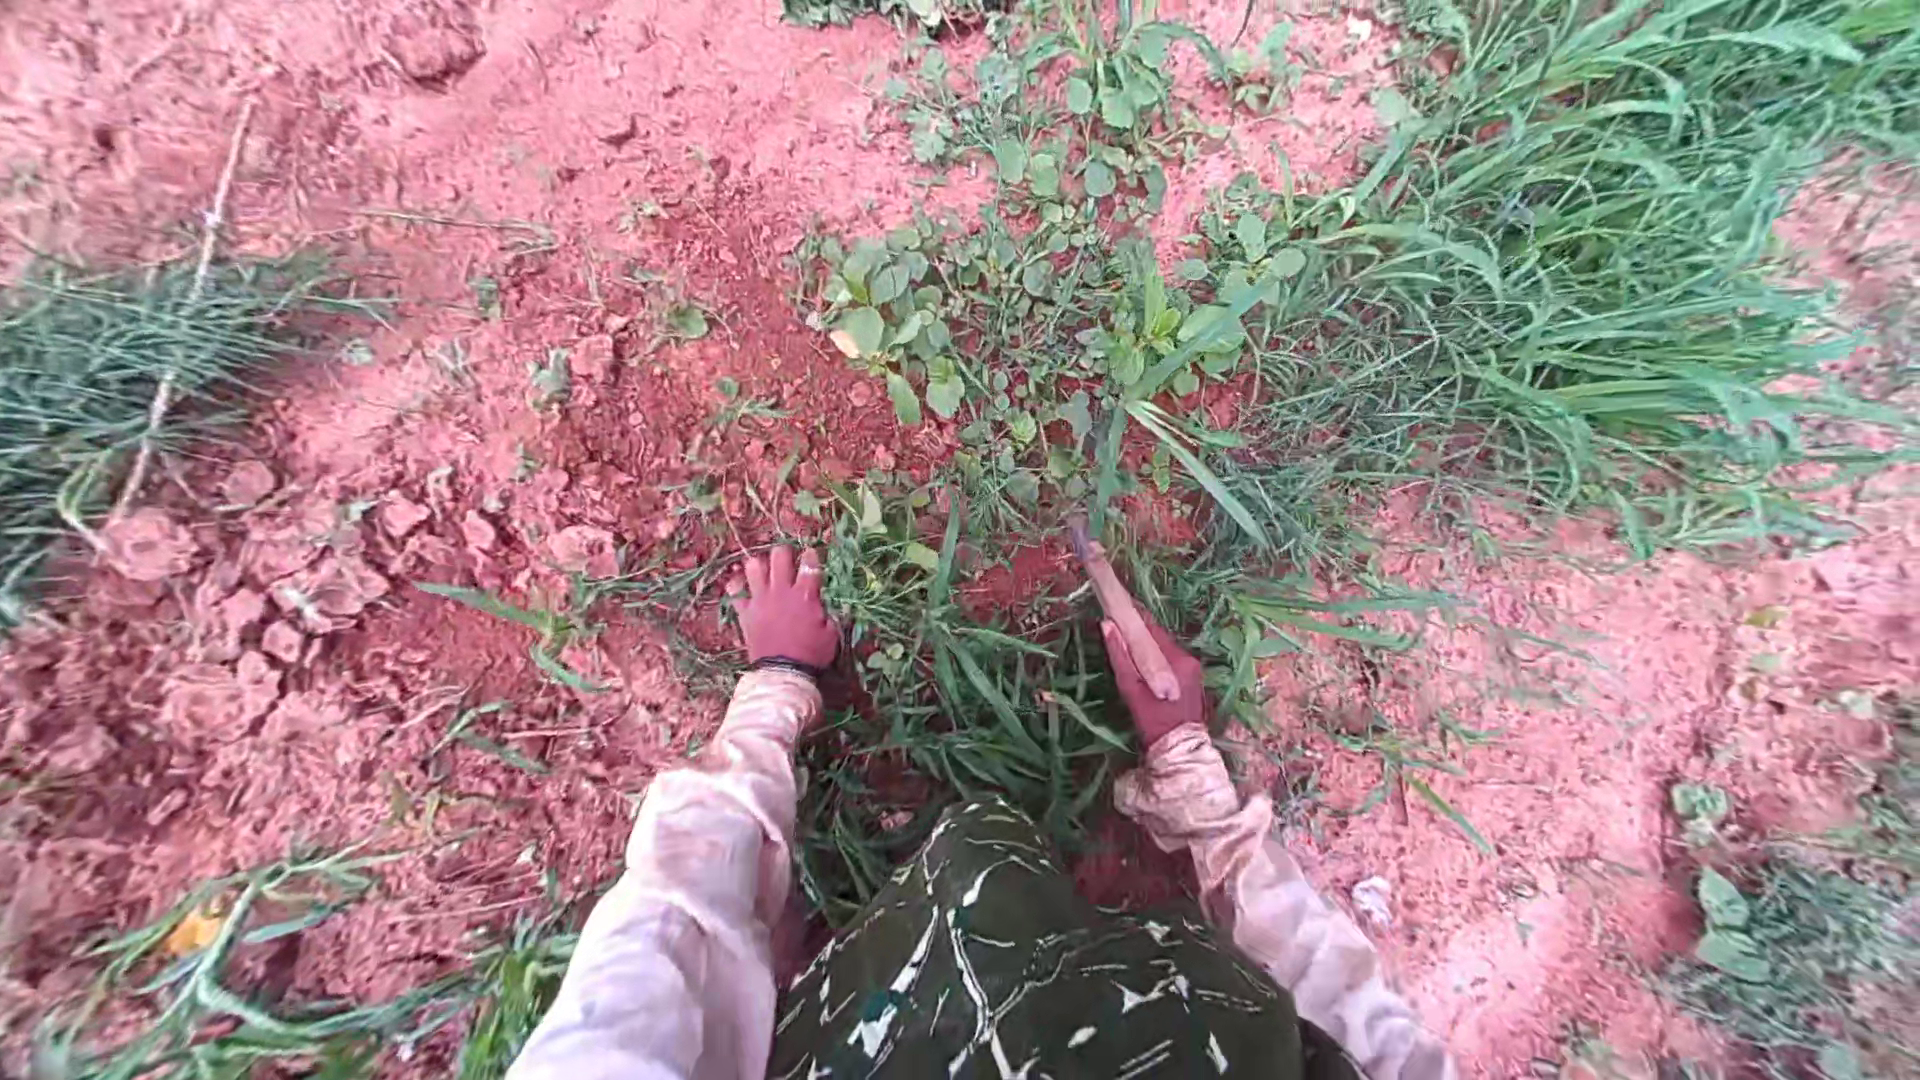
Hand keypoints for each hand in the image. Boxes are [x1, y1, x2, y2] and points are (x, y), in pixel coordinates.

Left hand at [727, 545, 837, 669]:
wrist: (783, 672)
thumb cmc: (811, 654)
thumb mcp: (831, 634)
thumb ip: (833, 615)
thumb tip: (834, 605)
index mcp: (805, 594)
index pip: (809, 565)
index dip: (811, 555)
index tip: (811, 553)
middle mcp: (781, 591)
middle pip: (779, 557)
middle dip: (784, 552)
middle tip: (786, 557)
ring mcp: (760, 600)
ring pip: (754, 567)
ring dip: (759, 564)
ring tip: (763, 568)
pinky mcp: (745, 612)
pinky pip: (735, 592)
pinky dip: (737, 586)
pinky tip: (740, 584)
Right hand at [1100, 604, 1204, 747]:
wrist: (1179, 747)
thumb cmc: (1150, 719)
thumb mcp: (1129, 687)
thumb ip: (1119, 655)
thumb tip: (1107, 624)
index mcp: (1174, 658)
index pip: (1150, 626)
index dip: (1132, 616)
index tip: (1116, 608)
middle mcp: (1187, 657)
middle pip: (1158, 635)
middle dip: (1138, 631)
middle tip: (1117, 627)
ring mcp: (1193, 666)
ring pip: (1164, 646)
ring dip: (1147, 644)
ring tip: (1127, 645)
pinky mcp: (1194, 675)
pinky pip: (1171, 658)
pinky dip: (1156, 656)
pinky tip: (1144, 663)